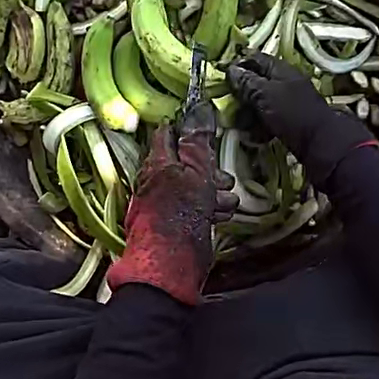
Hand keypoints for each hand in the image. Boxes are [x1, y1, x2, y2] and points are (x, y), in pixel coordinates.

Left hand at [104, 119, 236, 305]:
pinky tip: (218, 216)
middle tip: (221, 178)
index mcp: (157, 164)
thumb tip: (198, 112)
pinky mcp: (173, 223)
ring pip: (193, 186)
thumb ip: (198, 145)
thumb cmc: (180, 217)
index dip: (186, 127)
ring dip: (213, 192)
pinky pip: (193, 207)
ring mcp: (163, 203)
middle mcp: (156, 181)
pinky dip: (208, 209)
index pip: (168, 133)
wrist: (171, 265)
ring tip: (223, 203)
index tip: (205, 127)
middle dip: (209, 169)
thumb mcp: (196, 174)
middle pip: (185, 162)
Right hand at [225, 53, 375, 187]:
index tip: (221, 77)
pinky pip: (269, 119)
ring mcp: (289, 102)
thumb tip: (231, 70)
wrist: (320, 144)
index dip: (238, 65)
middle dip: (241, 93)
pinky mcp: (290, 121)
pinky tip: (253, 136)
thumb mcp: (265, 94)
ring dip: (249, 112)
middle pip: (257, 82)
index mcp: (280, 69)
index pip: (254, 59)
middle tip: (227, 104)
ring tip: (239, 124)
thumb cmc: (291, 113)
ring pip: (262, 102)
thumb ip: (247, 82)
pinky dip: (260, 126)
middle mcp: (285, 82)